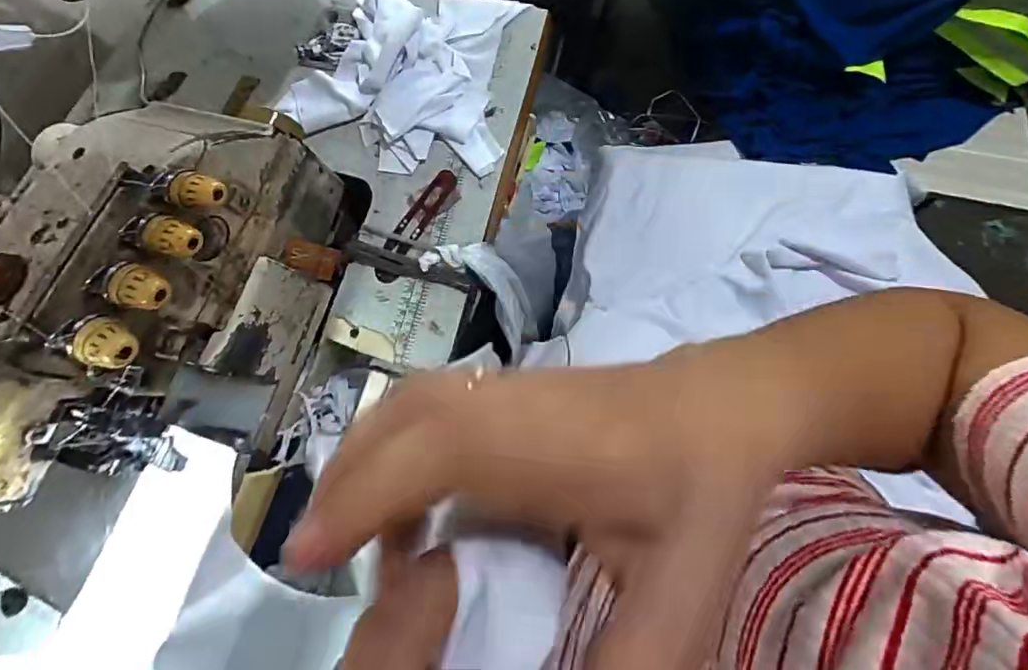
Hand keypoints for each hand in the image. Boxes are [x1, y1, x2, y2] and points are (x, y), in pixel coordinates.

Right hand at [283, 352, 788, 669]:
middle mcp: (502, 402)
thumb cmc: (700, 491)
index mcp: (533, 446)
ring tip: (350, 530)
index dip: (360, 497)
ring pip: (407, 404)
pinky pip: (428, 405)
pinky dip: (394, 443)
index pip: (426, 454)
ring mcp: (503, 387)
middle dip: (345, 481)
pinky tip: (406, 495)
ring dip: (366, 458)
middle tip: (316, 556)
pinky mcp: (507, 388)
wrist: (721, 405)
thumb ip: (624, 667)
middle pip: (398, 420)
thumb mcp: (677, 597)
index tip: (306, 554)